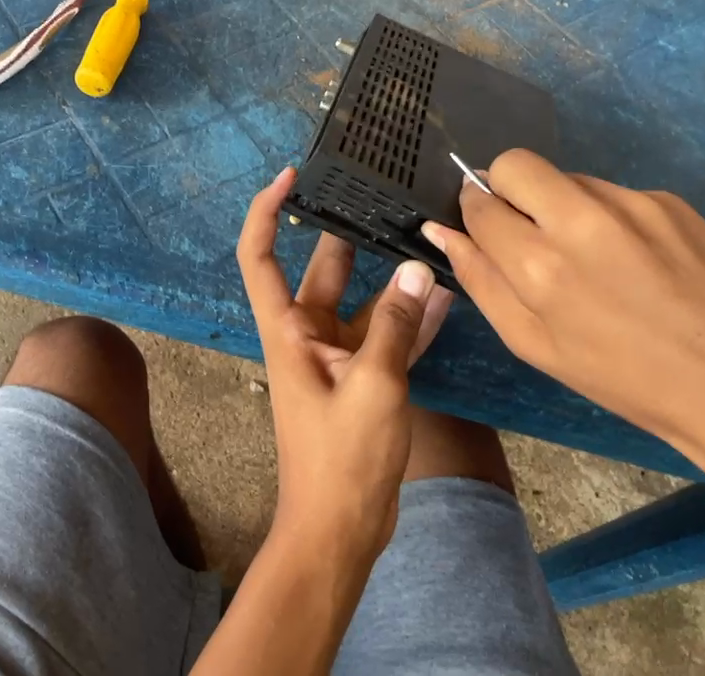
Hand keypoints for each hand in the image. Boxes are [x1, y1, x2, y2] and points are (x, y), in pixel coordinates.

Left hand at [237, 168, 451, 558]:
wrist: (341, 528)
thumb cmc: (341, 458)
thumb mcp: (373, 385)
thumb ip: (395, 325)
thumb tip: (417, 268)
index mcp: (287, 329)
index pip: (260, 256)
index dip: (265, 212)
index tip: (288, 175)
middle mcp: (306, 334)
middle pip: (323, 271)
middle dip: (349, 235)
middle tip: (386, 197)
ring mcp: (336, 357)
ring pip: (364, 303)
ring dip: (392, 278)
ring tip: (426, 235)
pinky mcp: (363, 379)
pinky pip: (386, 336)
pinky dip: (410, 318)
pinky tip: (445, 293)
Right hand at [421, 149, 704, 476]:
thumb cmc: (630, 383)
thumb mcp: (537, 347)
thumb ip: (481, 282)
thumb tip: (442, 232)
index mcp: (540, 266)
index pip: (479, 203)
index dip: (475, 215)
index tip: (486, 232)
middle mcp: (582, 220)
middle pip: (514, 163)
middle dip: (506, 188)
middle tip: (527, 232)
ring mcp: (633, 204)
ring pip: (566, 177)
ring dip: (558, 205)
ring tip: (594, 259)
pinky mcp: (672, 201)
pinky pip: (614, 193)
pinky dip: (607, 217)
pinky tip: (637, 262)